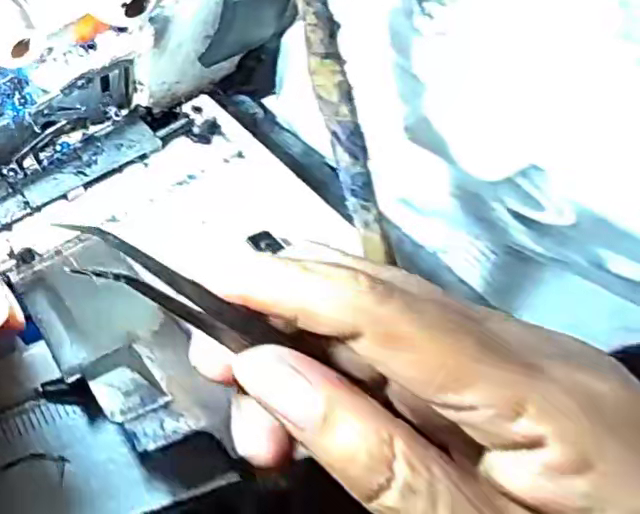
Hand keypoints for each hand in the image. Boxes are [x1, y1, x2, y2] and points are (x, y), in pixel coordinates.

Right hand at [189, 249, 639, 512]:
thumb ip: (377, 462)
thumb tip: (260, 370)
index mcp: (548, 396)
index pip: (380, 303)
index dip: (276, 282)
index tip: (195, 283)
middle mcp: (528, 352)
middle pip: (356, 292)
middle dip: (266, 321)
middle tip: (217, 375)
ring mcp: (514, 360)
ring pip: (354, 316)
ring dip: (287, 353)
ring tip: (262, 427)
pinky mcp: (497, 376)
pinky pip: (383, 347)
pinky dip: (325, 373)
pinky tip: (306, 417)